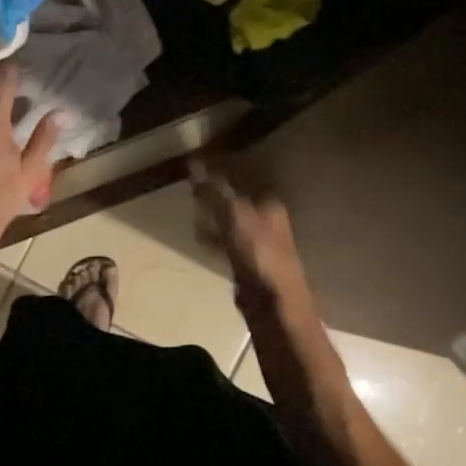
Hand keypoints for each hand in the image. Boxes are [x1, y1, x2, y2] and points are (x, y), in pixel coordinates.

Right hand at [188, 160, 314, 319]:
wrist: (272, 303)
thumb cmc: (258, 254)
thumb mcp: (233, 217)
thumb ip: (214, 191)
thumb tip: (193, 162)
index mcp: (270, 203)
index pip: (247, 174)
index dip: (225, 167)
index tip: (200, 163)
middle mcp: (268, 218)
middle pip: (239, 195)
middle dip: (217, 190)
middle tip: (192, 185)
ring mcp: (259, 240)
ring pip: (232, 218)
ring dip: (213, 213)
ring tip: (192, 208)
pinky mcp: (249, 260)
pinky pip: (227, 239)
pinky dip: (214, 235)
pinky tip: (200, 237)